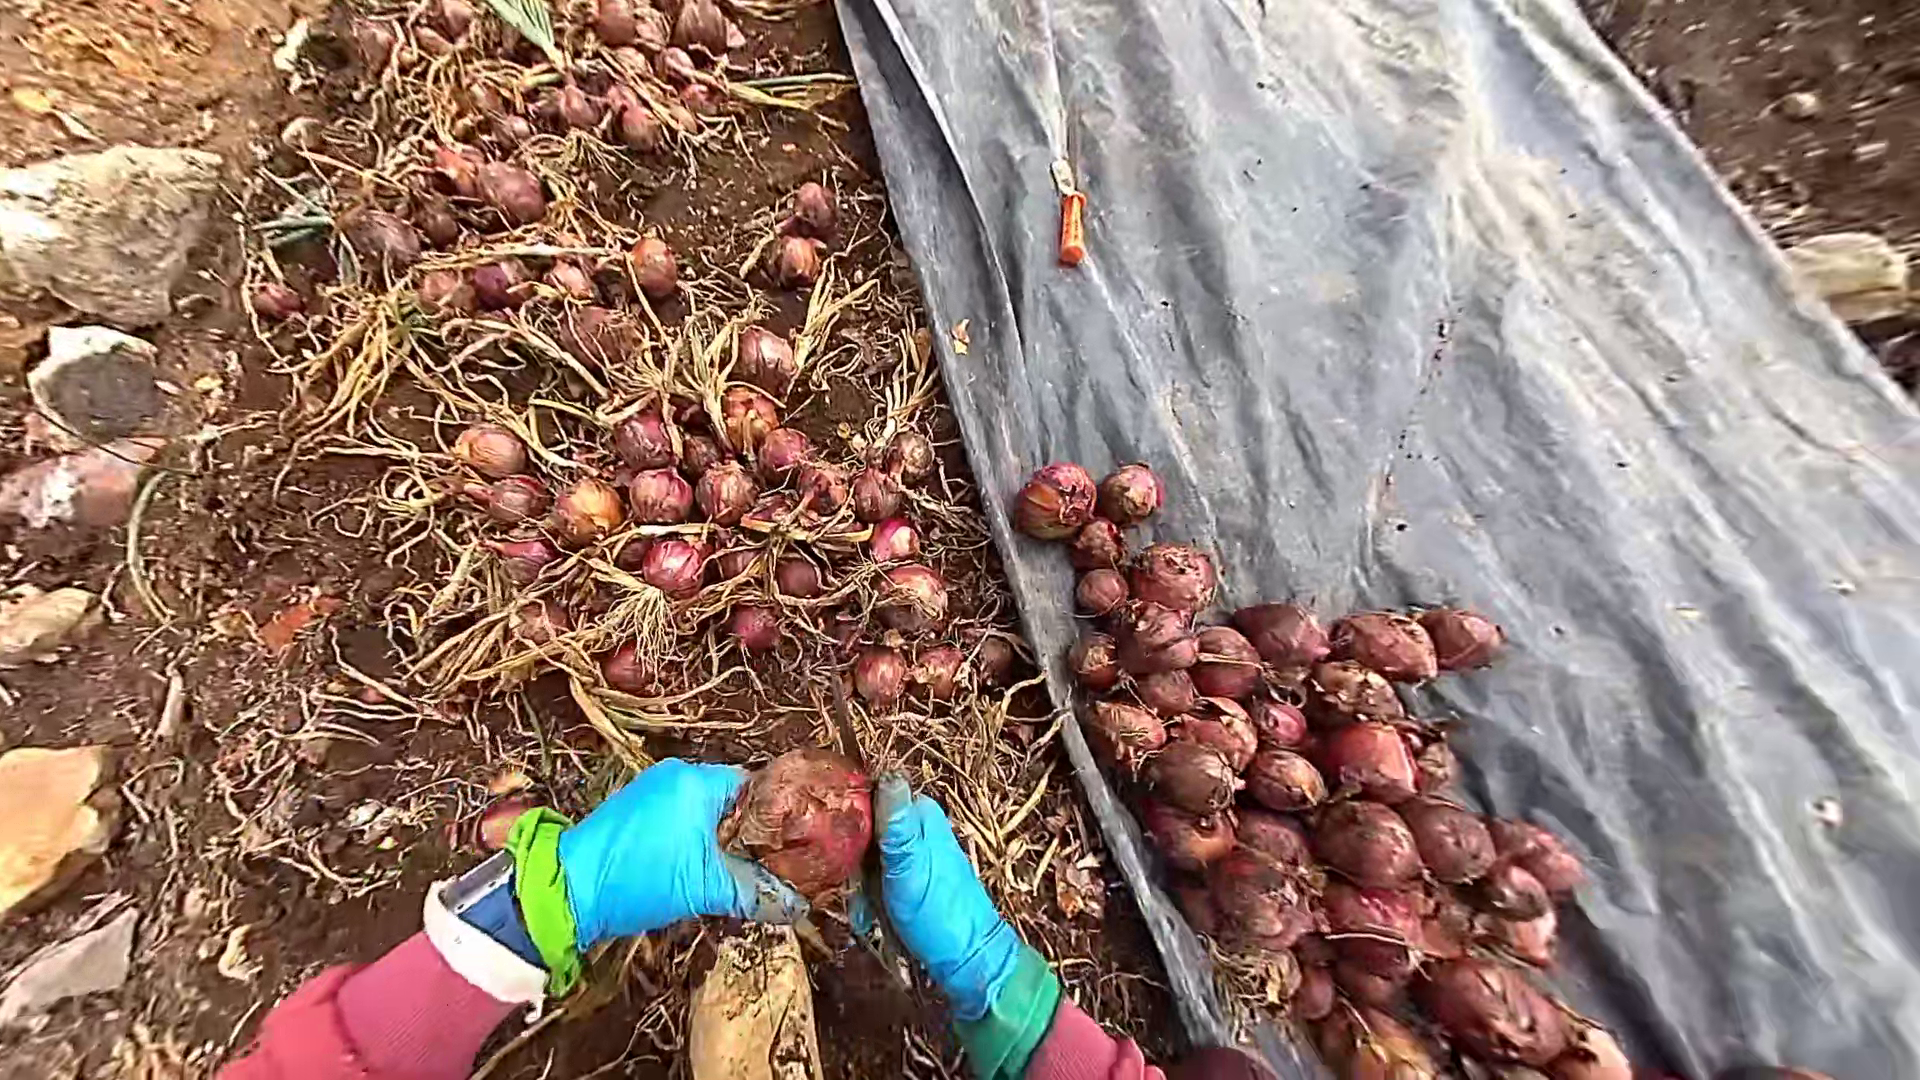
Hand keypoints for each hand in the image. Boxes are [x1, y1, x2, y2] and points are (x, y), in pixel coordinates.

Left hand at [558, 758, 807, 947]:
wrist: (563, 893)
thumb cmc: (641, 878)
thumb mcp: (704, 888)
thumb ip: (754, 891)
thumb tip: (797, 905)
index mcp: (699, 779)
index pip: (753, 786)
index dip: (770, 815)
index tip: (780, 842)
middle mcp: (678, 772)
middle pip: (729, 796)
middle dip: (742, 828)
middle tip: (757, 859)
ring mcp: (653, 786)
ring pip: (703, 806)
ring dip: (715, 833)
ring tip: (725, 865)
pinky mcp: (635, 804)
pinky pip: (679, 811)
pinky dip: (690, 833)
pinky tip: (691, 861)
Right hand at [874, 774, 1023, 1020]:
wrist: (967, 958)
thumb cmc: (936, 909)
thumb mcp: (908, 863)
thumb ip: (895, 821)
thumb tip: (888, 773)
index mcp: (920, 811)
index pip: (871, 798)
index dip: (853, 825)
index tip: (846, 855)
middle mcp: (918, 825)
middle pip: (867, 829)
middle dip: (857, 863)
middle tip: (860, 893)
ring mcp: (916, 850)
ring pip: (870, 856)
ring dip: (863, 885)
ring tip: (868, 911)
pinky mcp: (913, 874)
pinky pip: (880, 876)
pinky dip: (872, 896)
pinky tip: (872, 917)